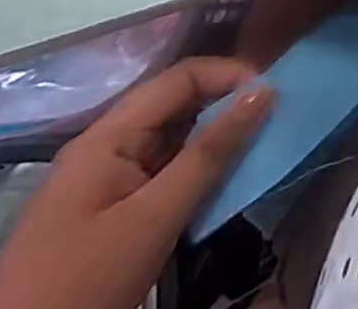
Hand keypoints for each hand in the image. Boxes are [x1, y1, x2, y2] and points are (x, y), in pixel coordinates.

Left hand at [0, 58, 274, 308]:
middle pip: (178, 101)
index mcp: (106, 138)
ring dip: (219, 134)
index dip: (231, 76)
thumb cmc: (85, 281)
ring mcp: (106, 176)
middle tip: (272, 121)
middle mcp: (104, 146)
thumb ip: (212, 150)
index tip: (272, 99)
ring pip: (176, 133)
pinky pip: (167, 164)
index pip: (181, 77)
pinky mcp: (113, 204)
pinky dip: (202, 162)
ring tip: (257, 145)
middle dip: (229, 103)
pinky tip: (225, 177)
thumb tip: (266, 89)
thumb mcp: (156, 215)